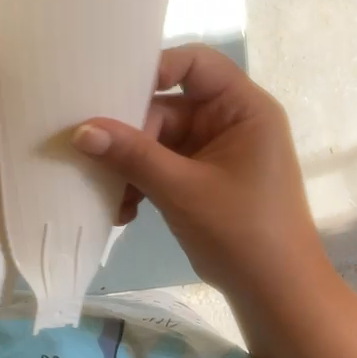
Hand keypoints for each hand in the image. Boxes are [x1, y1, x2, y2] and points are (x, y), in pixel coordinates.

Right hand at [71, 44, 332, 303]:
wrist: (275, 293)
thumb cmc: (242, 231)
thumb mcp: (181, 190)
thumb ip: (132, 156)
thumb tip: (81, 131)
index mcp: (242, 108)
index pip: (195, 64)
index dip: (154, 69)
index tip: (110, 94)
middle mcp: (229, 122)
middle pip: (166, 108)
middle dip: (129, 137)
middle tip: (93, 158)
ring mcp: (214, 152)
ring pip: (157, 142)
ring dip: (130, 167)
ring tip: (110, 197)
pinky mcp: (201, 180)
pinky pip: (161, 167)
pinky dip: (141, 185)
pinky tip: (123, 212)